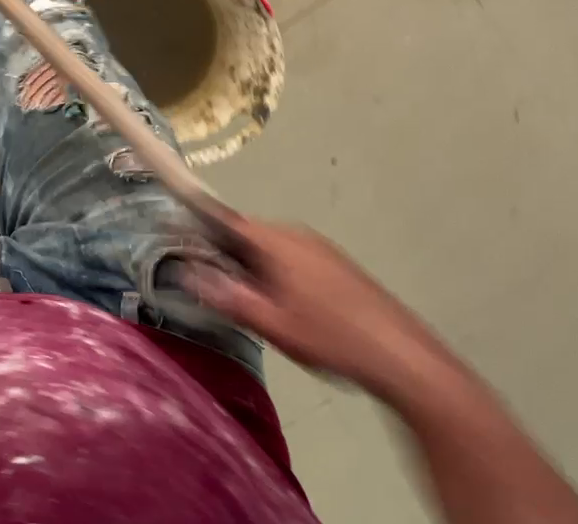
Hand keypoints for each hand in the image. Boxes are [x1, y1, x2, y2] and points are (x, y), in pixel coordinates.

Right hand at [185, 214, 447, 399]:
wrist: (404, 359)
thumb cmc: (331, 338)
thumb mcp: (270, 324)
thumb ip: (226, 296)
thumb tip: (187, 273)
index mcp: (277, 240)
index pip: (223, 219)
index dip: (194, 223)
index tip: (172, 233)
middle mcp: (297, 234)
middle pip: (245, 233)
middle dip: (224, 252)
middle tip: (212, 283)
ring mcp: (321, 248)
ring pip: (269, 247)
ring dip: (251, 265)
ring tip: (249, 301)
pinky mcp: (338, 265)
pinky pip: (291, 257)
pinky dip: (276, 272)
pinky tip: (285, 306)